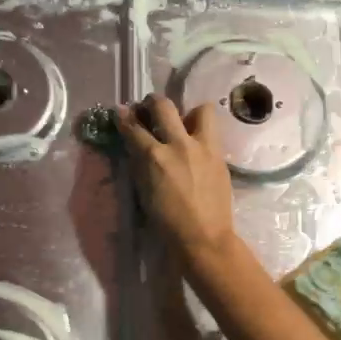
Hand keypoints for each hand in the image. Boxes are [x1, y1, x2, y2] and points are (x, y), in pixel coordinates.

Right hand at [116, 95, 236, 267]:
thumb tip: (137, 147)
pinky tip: (196, 146)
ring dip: (188, 113)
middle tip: (150, 107)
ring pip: (200, 109)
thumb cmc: (167, 222)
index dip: (123, 117)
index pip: (134, 128)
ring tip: (183, 124)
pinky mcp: (220, 155)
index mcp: (154, 157)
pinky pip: (211, 132)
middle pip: (164, 106)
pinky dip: (201, 133)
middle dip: (153, 102)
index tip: (120, 111)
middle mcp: (179, 144)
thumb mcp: (144, 191)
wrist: (204, 237)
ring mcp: (204, 147)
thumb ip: (141, 164)